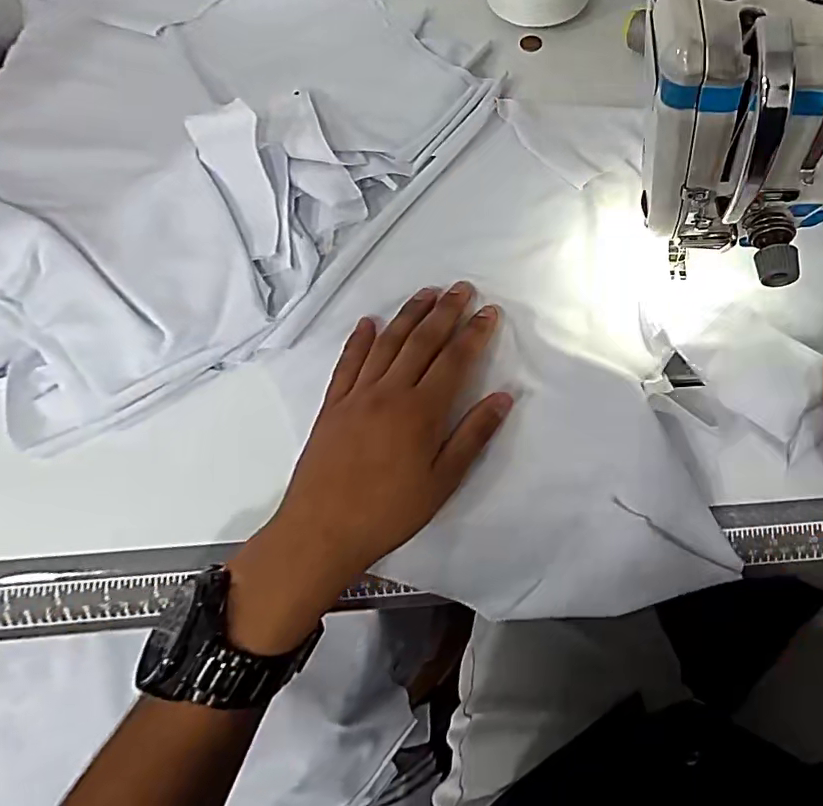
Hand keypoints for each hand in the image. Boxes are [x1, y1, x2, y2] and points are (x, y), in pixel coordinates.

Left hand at [226, 282, 512, 653]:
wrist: (319, 533)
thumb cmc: (389, 511)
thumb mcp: (443, 481)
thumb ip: (473, 435)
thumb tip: (502, 397)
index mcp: (421, 410)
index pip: (455, 359)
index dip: (475, 332)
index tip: (489, 312)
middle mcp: (390, 392)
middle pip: (422, 341)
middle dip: (445, 311)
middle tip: (462, 288)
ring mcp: (357, 396)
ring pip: (387, 343)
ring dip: (409, 314)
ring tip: (427, 293)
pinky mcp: (332, 406)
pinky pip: (348, 363)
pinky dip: (359, 340)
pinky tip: (368, 323)